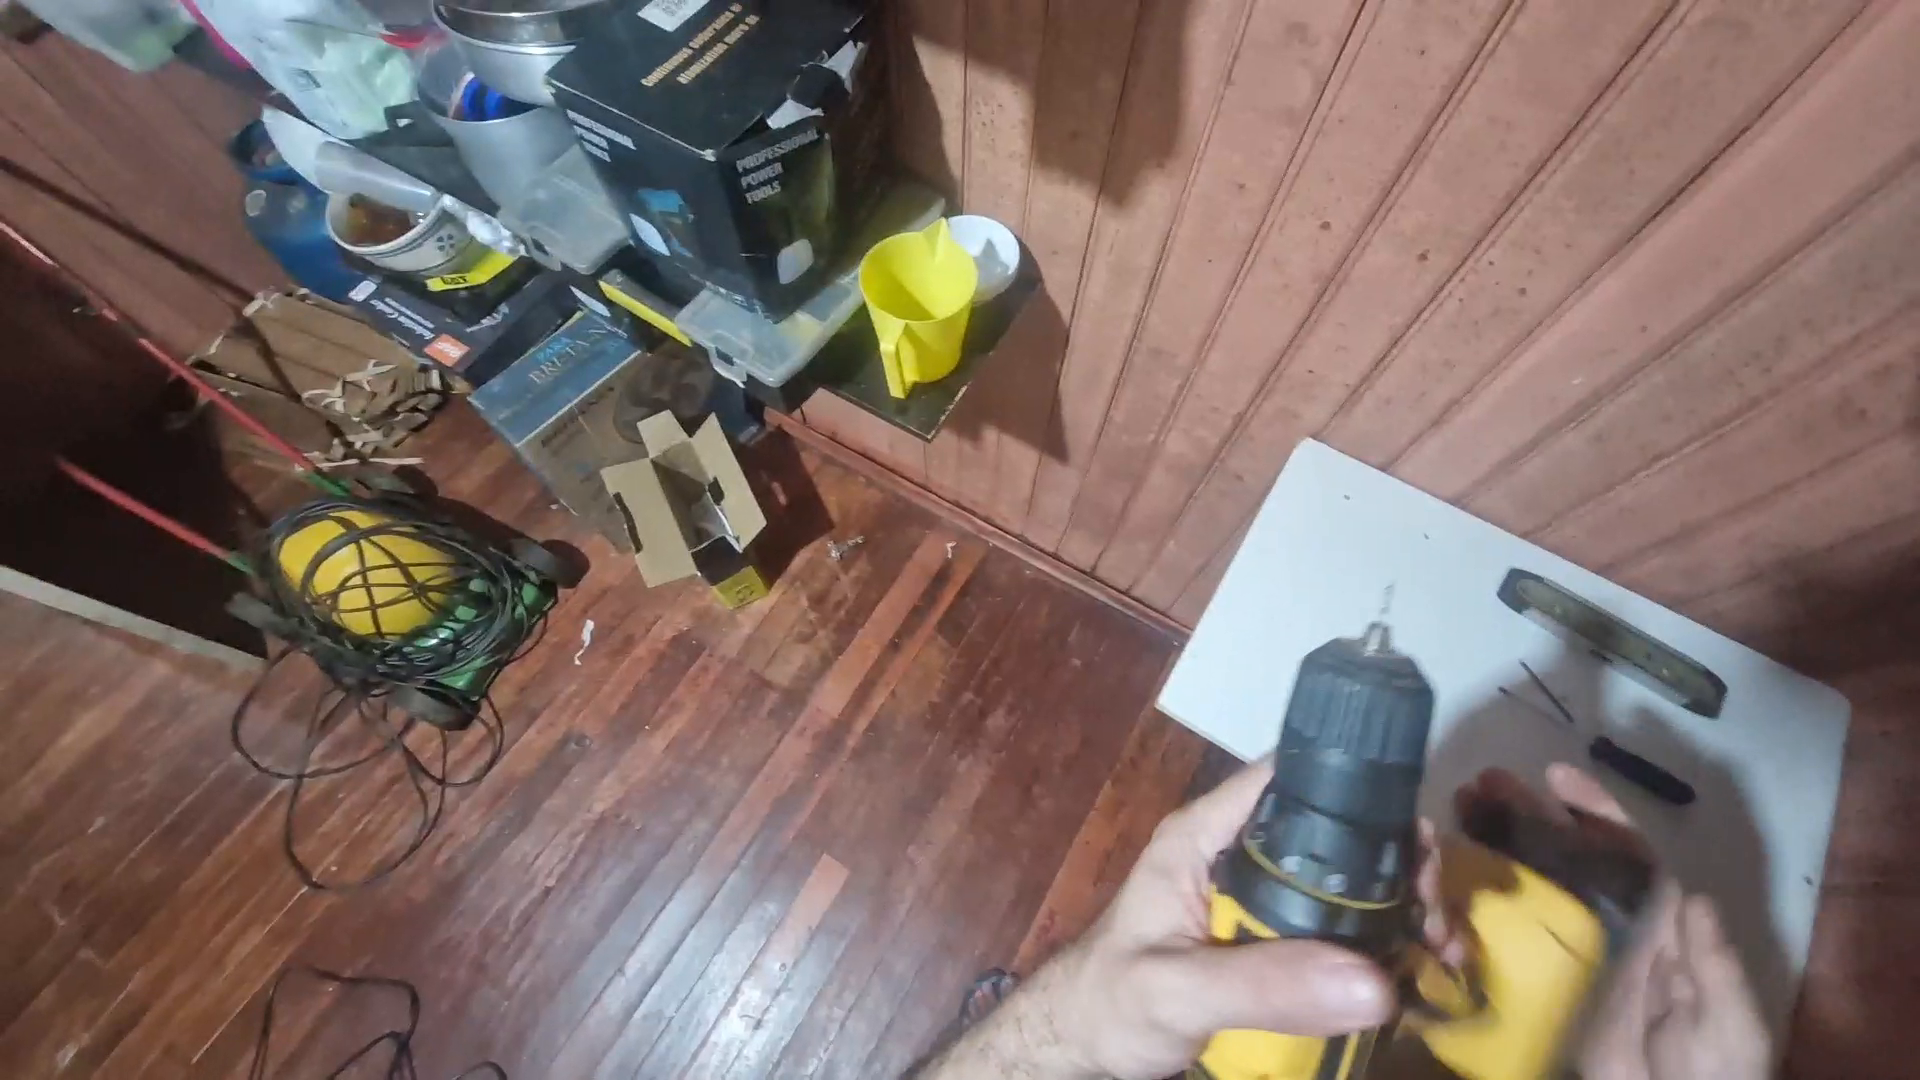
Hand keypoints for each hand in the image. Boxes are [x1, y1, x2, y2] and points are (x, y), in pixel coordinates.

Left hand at [920, 758, 1446, 1079]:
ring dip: (1395, 905)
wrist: (1087, 1042)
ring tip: (1444, 947)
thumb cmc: (1112, 1001)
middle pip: (1325, 831)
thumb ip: (1261, 983)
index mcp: (1202, 835)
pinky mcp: (1266, 939)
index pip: (1278, 780)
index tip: (1415, 835)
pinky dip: (1378, 943)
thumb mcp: (1178, 990)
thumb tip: (1374, 979)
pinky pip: (1334, 927)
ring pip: (1339, 880)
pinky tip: (1416, 972)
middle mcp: (1234, 853)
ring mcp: (1253, 897)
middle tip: (1438, 910)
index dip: (1347, 789)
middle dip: (1390, 860)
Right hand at [1459, 766, 1770, 1079]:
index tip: (1554, 775)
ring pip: (1525, 874)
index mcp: (1653, 925)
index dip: (1593, 809)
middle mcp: (1604, 921)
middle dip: (1525, 809)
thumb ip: (1715, 971)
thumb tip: (1695, 897)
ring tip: (1457, 809)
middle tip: (1482, 782)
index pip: (1625, 853)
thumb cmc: (1701, 1074)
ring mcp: (1564, 942)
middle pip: (1563, 851)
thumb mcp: (1726, 1031)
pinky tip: (1443, 869)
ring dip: (1493, 837)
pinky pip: (1495, 917)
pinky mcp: (1530, 968)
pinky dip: (1469, 890)